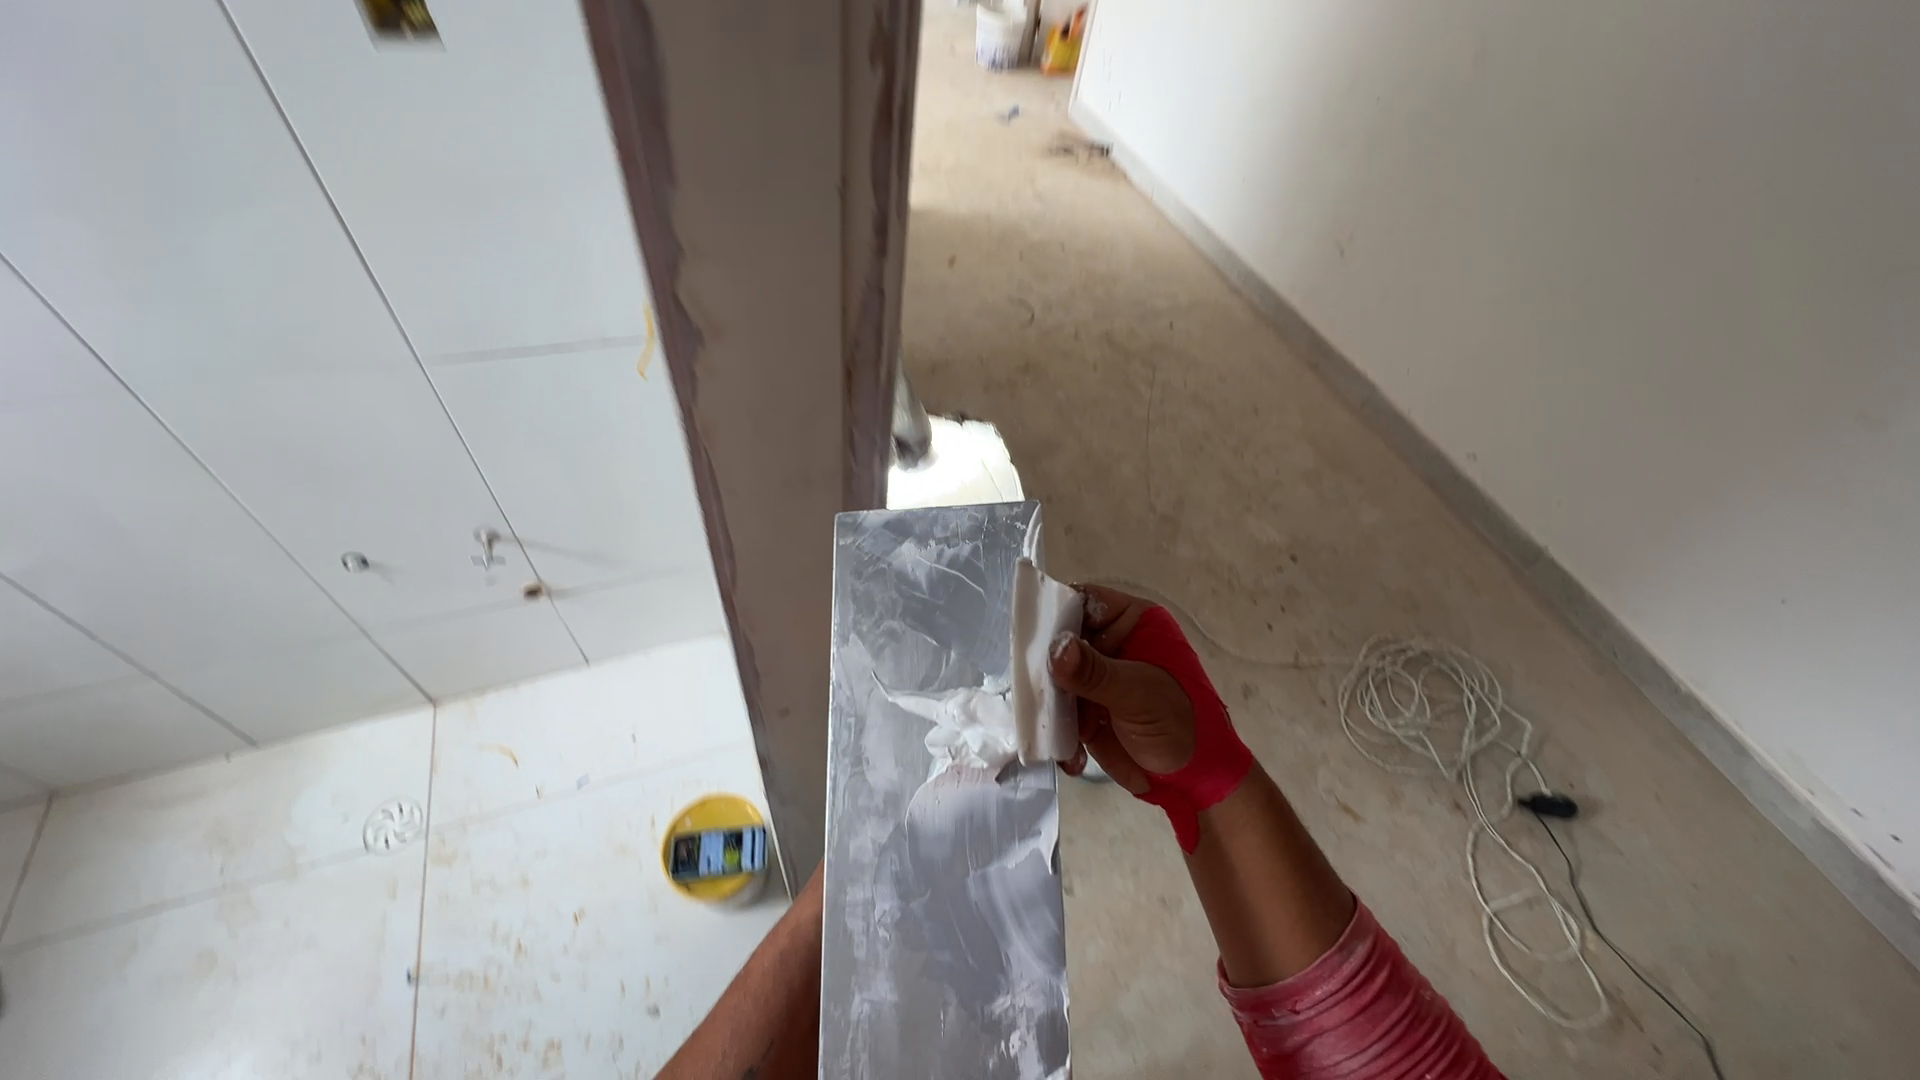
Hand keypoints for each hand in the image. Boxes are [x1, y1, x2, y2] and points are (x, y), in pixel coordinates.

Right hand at [1047, 584, 1196, 793]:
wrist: (1196, 781)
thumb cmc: (1183, 724)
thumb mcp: (1140, 695)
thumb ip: (1096, 672)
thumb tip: (1056, 648)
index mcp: (1130, 622)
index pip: (1083, 602)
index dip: (1055, 612)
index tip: (1027, 634)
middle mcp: (1109, 644)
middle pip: (1059, 640)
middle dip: (1043, 666)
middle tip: (1030, 687)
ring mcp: (1095, 678)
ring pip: (1053, 678)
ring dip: (1048, 705)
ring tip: (1048, 728)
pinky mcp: (1085, 709)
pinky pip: (1057, 711)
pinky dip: (1058, 733)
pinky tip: (1070, 757)